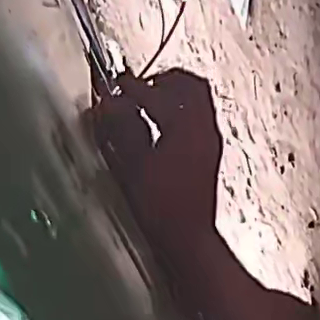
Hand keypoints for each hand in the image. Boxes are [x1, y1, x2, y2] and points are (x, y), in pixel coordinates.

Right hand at [93, 69, 224, 269]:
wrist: (187, 239)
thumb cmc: (164, 210)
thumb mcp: (134, 166)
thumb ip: (122, 130)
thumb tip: (110, 105)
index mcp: (186, 127)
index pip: (159, 93)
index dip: (133, 87)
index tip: (117, 86)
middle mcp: (204, 130)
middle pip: (189, 86)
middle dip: (161, 80)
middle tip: (137, 87)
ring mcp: (209, 143)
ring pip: (197, 101)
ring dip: (173, 95)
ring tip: (148, 103)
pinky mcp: (208, 156)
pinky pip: (198, 119)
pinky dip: (180, 113)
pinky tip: (161, 127)